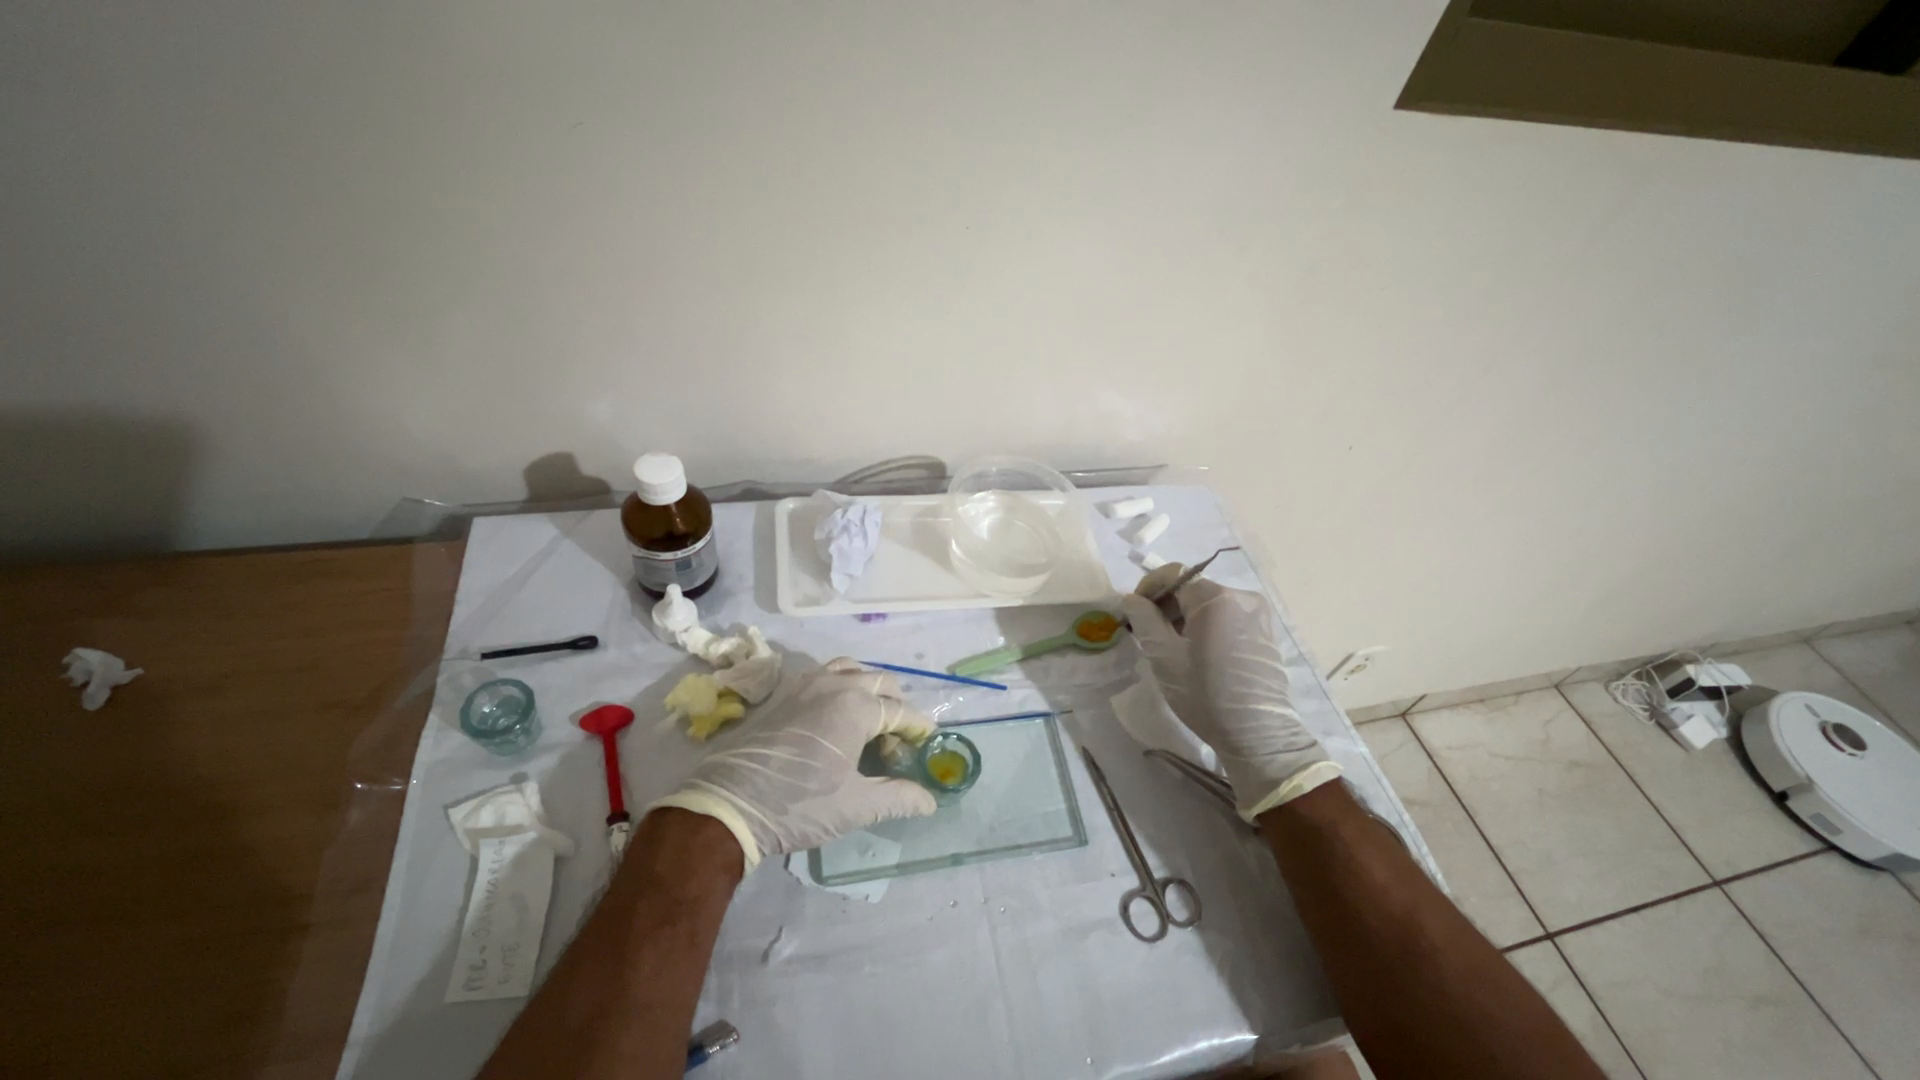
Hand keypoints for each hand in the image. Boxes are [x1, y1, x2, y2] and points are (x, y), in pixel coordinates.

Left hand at [649, 659, 938, 869]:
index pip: (901, 711)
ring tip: (868, 722)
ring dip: (866, 689)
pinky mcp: (780, 694)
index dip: (918, 728)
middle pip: (879, 682)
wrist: (727, 806)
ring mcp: (803, 684)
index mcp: (856, 706)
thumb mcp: (857, 806)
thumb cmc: (799, 805)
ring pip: (849, 670)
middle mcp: (833, 684)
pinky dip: (839, 687)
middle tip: (897, 740)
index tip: (927, 745)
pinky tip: (833, 720)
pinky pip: (821, 676)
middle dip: (896, 706)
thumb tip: (930, 800)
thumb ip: (899, 798)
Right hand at [1120, 572, 1340, 820]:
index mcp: (1217, 597)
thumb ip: (1144, 619)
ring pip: (1210, 605)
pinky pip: (1227, 619)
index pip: (1174, 574)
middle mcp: (1243, 597)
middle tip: (1148, 636)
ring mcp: (1258, 615)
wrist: (1256, 735)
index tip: (1134, 614)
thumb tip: (1132, 599)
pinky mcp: (1265, 634)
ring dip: (1185, 619)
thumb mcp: (1164, 656)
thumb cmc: (1205, 694)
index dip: (1148, 589)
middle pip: (1193, 588)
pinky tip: (1198, 656)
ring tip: (1172, 649)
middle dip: (1166, 606)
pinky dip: (1206, 628)